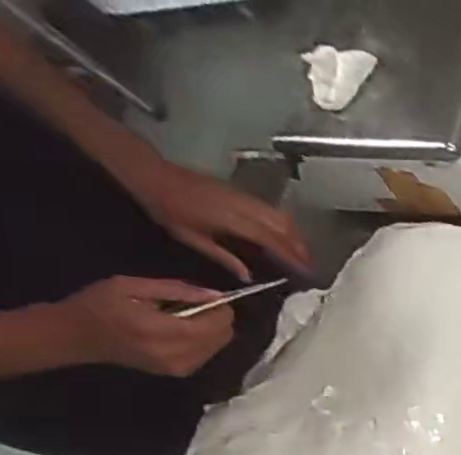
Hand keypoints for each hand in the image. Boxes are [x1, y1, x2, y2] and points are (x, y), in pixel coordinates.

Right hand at [52, 277, 235, 376]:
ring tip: (182, 318)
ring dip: (210, 331)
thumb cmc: (97, 305)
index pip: (217, 324)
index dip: (221, 309)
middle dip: (217, 320)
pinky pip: (206, 355)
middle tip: (195, 306)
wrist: (73, 337)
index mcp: (164, 331)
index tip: (211, 298)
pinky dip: (201, 342)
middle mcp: (178, 354)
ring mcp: (180, 367)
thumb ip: (176, 290)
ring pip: (217, 347)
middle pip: (222, 337)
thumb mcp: (130, 285)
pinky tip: (178, 332)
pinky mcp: (178, 373)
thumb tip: (215, 295)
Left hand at [121, 159, 311, 280]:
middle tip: (310, 266)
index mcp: (231, 219)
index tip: (305, 272)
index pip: (271, 240)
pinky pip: (273, 210)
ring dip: (296, 235)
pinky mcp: (242, 193)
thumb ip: (222, 257)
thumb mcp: (189, 237)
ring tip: (302, 253)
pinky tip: (286, 235)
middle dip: (300, 247)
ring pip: (282, 216)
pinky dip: (286, 225)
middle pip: (284, 226)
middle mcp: (243, 206)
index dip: (291, 256)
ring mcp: (244, 197)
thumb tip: (247, 277)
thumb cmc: (166, 207)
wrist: (150, 172)